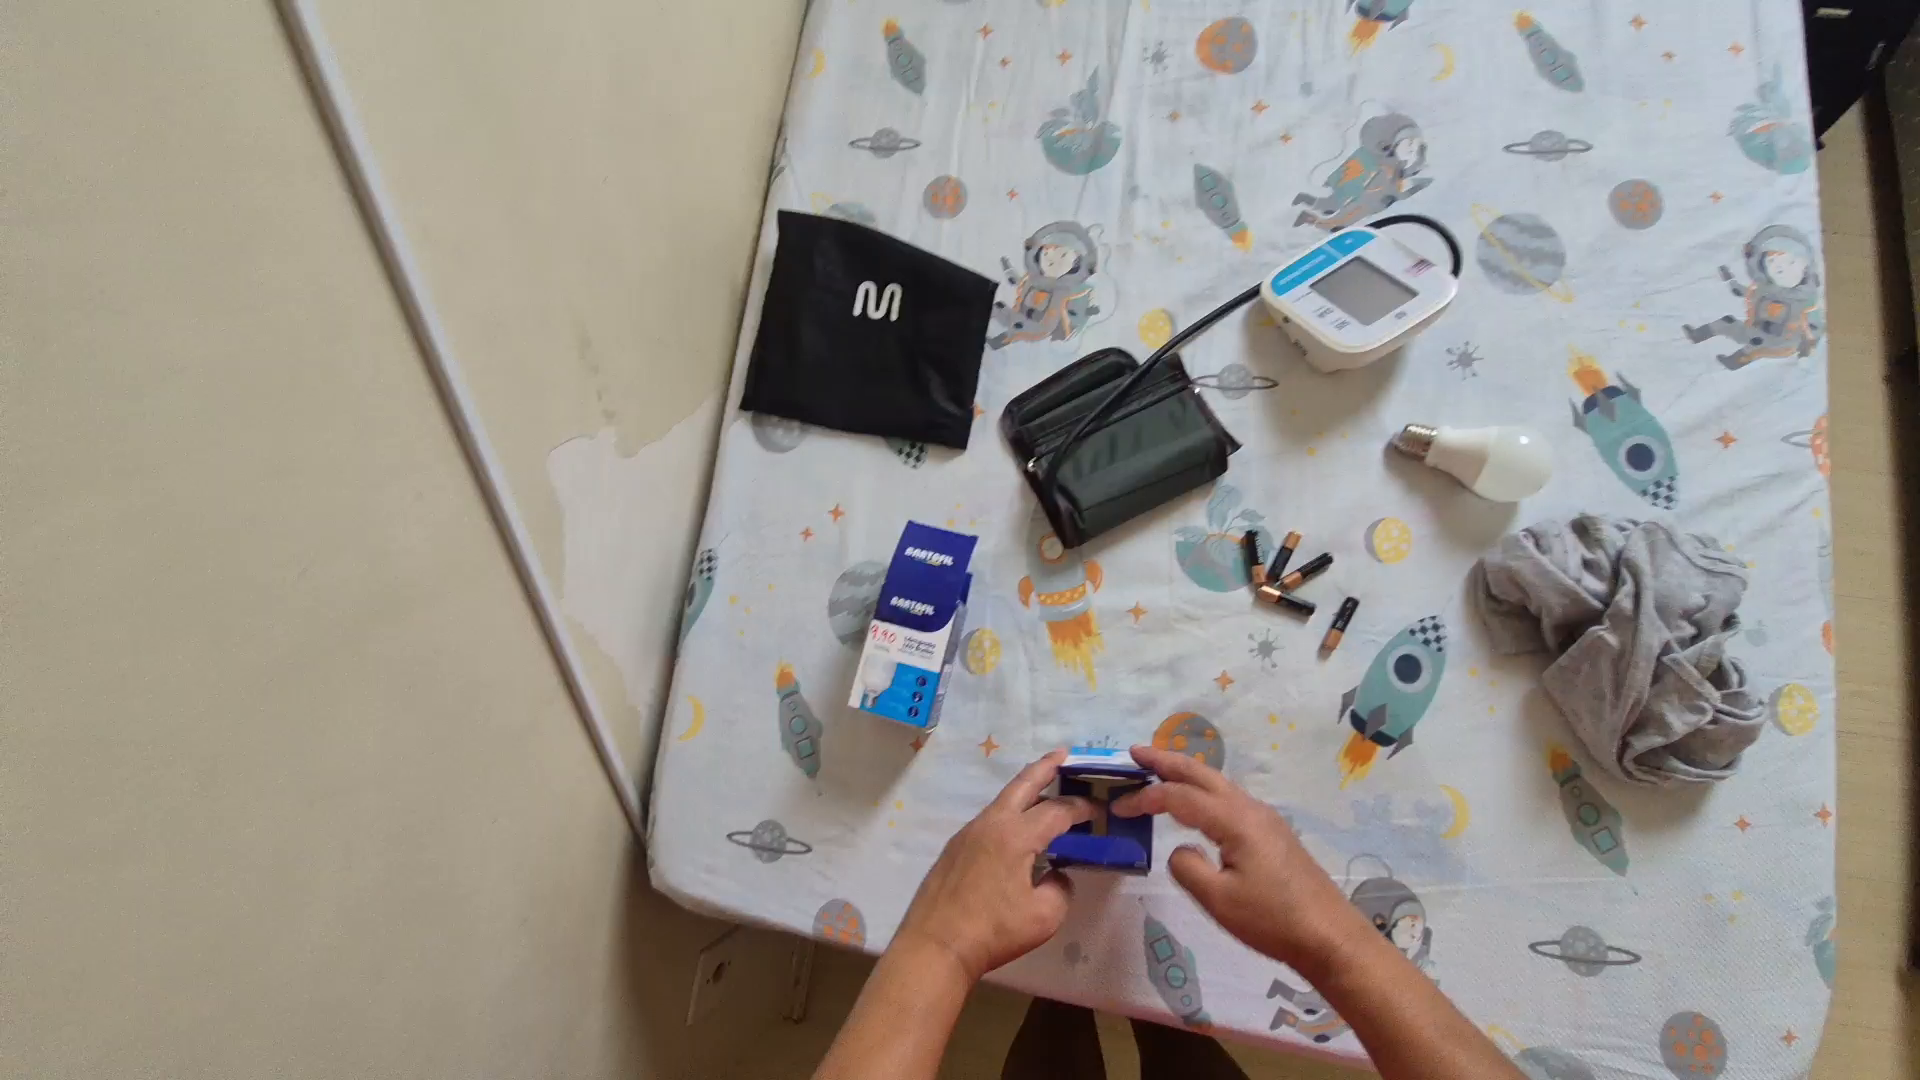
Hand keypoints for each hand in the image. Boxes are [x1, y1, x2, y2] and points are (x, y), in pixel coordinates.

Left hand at [893, 749, 1093, 982]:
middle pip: (1023, 784)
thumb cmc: (992, 930)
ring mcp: (969, 831)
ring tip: (1045, 788)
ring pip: (1004, 800)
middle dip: (1046, 767)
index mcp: (1016, 834)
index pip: (1057, 810)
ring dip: (1026, 790)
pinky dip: (1010, 813)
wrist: (935, 944)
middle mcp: (992, 822)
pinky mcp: (956, 846)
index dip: (1081, 808)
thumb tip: (1055, 875)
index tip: (1098, 809)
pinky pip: (991, 818)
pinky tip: (1017, 829)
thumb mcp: (1043, 917)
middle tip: (1064, 754)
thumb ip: (1059, 888)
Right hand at [1112, 745, 1361, 979]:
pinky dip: (1202, 789)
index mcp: (1234, 820)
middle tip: (1134, 752)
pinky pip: (1227, 797)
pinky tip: (1195, 801)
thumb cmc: (1273, 920)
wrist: (1331, 938)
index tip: (1118, 807)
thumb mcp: (1219, 901)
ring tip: (1157, 768)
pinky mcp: (1270, 832)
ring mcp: (1263, 818)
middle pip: (1200, 773)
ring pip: (1216, 782)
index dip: (1145, 798)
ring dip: (1184, 772)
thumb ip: (1187, 867)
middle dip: (1165, 760)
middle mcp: (1248, 808)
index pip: (1179, 798)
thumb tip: (1179, 849)